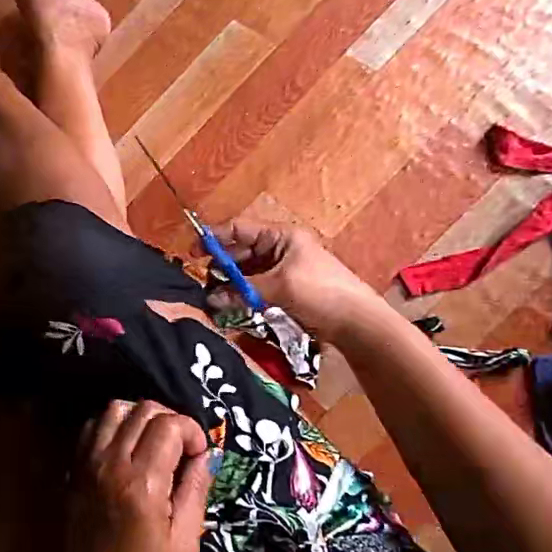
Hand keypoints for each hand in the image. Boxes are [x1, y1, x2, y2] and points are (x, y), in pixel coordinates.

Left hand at [45, 400, 210, 551]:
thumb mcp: (184, 546)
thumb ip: (195, 491)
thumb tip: (207, 455)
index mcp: (143, 484)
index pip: (169, 424)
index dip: (192, 431)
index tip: (201, 455)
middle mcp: (112, 464)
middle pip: (144, 408)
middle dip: (171, 420)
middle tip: (183, 449)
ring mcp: (89, 463)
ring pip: (116, 408)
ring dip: (141, 417)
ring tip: (156, 444)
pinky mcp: (76, 469)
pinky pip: (95, 425)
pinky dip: (115, 426)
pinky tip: (129, 448)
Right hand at [206, 219, 387, 337]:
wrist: (358, 322)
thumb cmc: (322, 292)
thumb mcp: (280, 287)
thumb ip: (243, 290)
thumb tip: (212, 297)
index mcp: (282, 236)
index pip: (240, 229)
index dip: (215, 237)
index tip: (193, 252)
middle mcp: (280, 249)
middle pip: (241, 252)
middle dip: (222, 266)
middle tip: (204, 283)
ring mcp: (284, 271)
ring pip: (247, 273)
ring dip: (231, 285)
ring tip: (215, 300)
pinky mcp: (286, 292)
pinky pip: (257, 289)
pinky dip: (244, 297)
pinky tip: (232, 307)